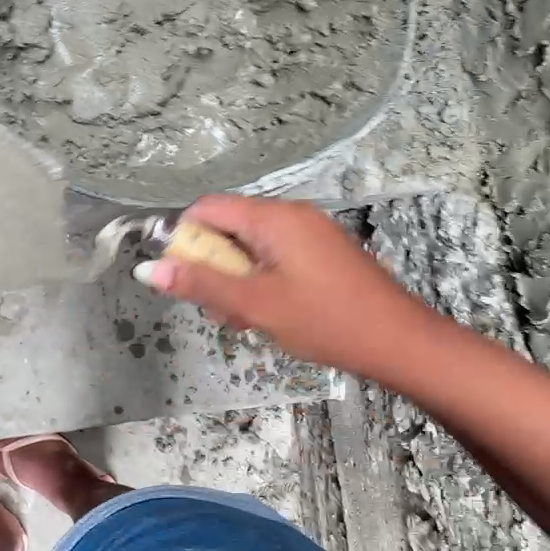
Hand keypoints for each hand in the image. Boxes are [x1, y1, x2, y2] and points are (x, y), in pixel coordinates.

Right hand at [137, 194, 434, 373]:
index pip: (208, 207)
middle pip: (229, 225)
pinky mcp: (324, 250)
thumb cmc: (327, 321)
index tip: (184, 277)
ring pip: (252, 244)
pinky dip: (262, 278)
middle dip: (214, 265)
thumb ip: (201, 285)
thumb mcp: (256, 305)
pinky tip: (271, 314)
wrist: (402, 343)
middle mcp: (291, 213)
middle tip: (221, 309)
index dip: (185, 238)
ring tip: (247, 319)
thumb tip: (147, 269)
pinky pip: (276, 253)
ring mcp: (311, 230)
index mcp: (273, 217)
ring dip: (237, 278)